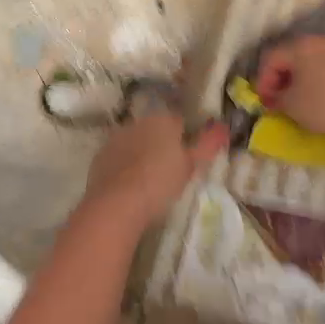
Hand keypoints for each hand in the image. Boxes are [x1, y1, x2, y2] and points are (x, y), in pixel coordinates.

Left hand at [83, 113, 227, 229]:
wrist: (116, 203)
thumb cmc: (160, 182)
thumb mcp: (191, 165)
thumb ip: (208, 144)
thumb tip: (224, 126)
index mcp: (162, 120)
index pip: (179, 121)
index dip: (185, 137)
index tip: (188, 156)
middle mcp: (136, 122)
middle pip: (154, 129)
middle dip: (162, 143)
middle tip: (170, 170)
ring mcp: (115, 138)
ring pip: (135, 141)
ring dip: (142, 153)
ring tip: (149, 179)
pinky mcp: (100, 155)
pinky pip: (118, 155)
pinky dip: (125, 165)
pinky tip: (130, 184)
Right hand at [254, 34, 324, 139]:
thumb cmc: (324, 106)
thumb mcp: (290, 105)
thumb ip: (274, 97)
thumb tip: (272, 96)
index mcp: (300, 45)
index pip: (271, 58)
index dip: (262, 80)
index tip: (263, 100)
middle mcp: (319, 40)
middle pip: (289, 55)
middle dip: (279, 77)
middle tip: (276, 98)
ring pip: (308, 58)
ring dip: (296, 76)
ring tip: (294, 96)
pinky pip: (324, 63)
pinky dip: (314, 75)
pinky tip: (315, 92)